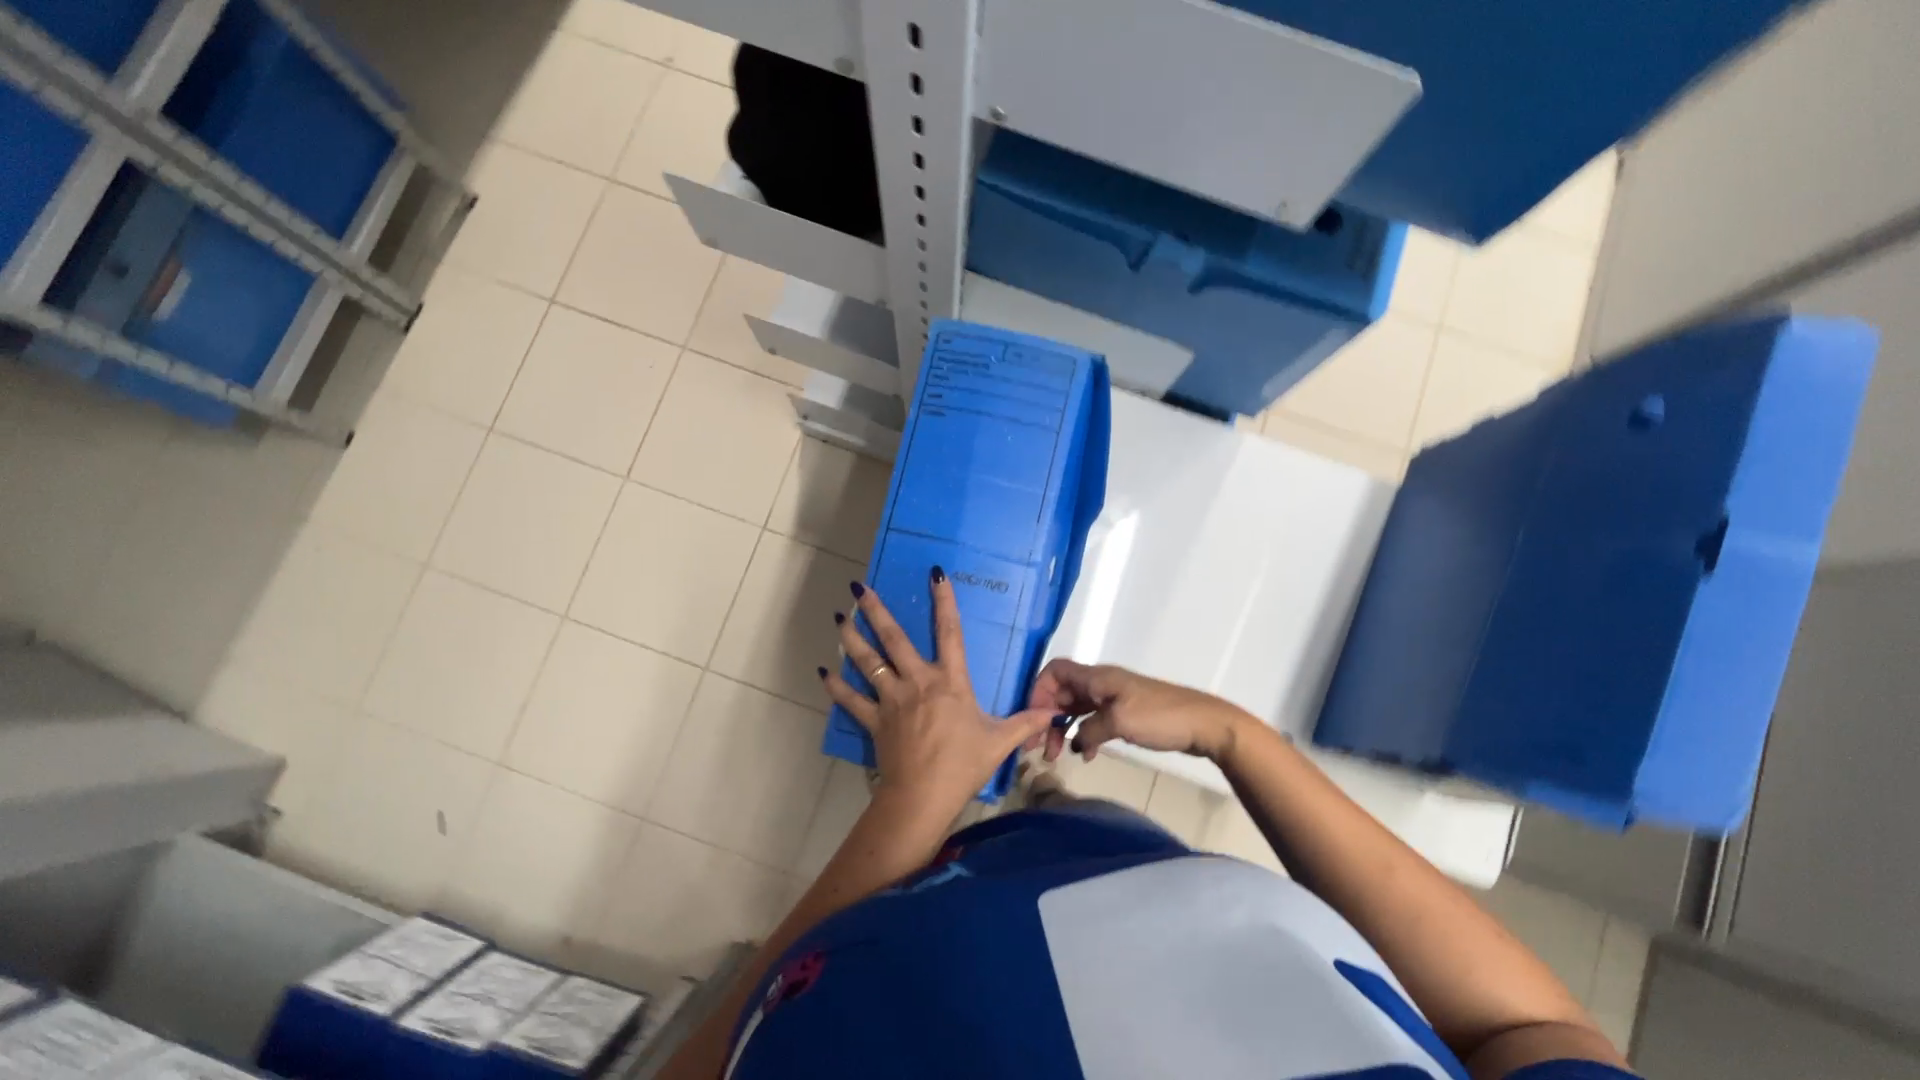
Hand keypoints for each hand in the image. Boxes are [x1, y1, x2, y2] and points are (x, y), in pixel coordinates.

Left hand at [821, 570, 1053, 816]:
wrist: (923, 797)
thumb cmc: (963, 766)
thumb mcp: (999, 742)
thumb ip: (1025, 722)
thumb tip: (1053, 712)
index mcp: (950, 682)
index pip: (950, 633)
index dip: (944, 601)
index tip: (935, 574)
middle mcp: (917, 682)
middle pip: (894, 639)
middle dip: (876, 611)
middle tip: (859, 588)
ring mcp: (891, 700)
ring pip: (867, 662)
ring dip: (851, 638)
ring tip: (839, 618)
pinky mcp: (873, 721)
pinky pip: (851, 700)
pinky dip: (836, 687)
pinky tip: (824, 673)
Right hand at [1027, 659, 1251, 763]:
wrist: (1204, 724)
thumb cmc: (1160, 718)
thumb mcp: (1118, 722)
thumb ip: (1088, 730)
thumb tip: (1075, 743)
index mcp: (1098, 677)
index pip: (1055, 672)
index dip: (1038, 692)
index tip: (1033, 720)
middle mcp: (1102, 683)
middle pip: (1062, 693)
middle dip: (1048, 718)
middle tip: (1041, 748)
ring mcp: (1114, 698)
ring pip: (1077, 709)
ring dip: (1064, 730)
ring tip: (1058, 756)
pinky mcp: (1126, 713)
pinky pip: (1094, 721)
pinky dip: (1085, 735)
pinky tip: (1088, 755)